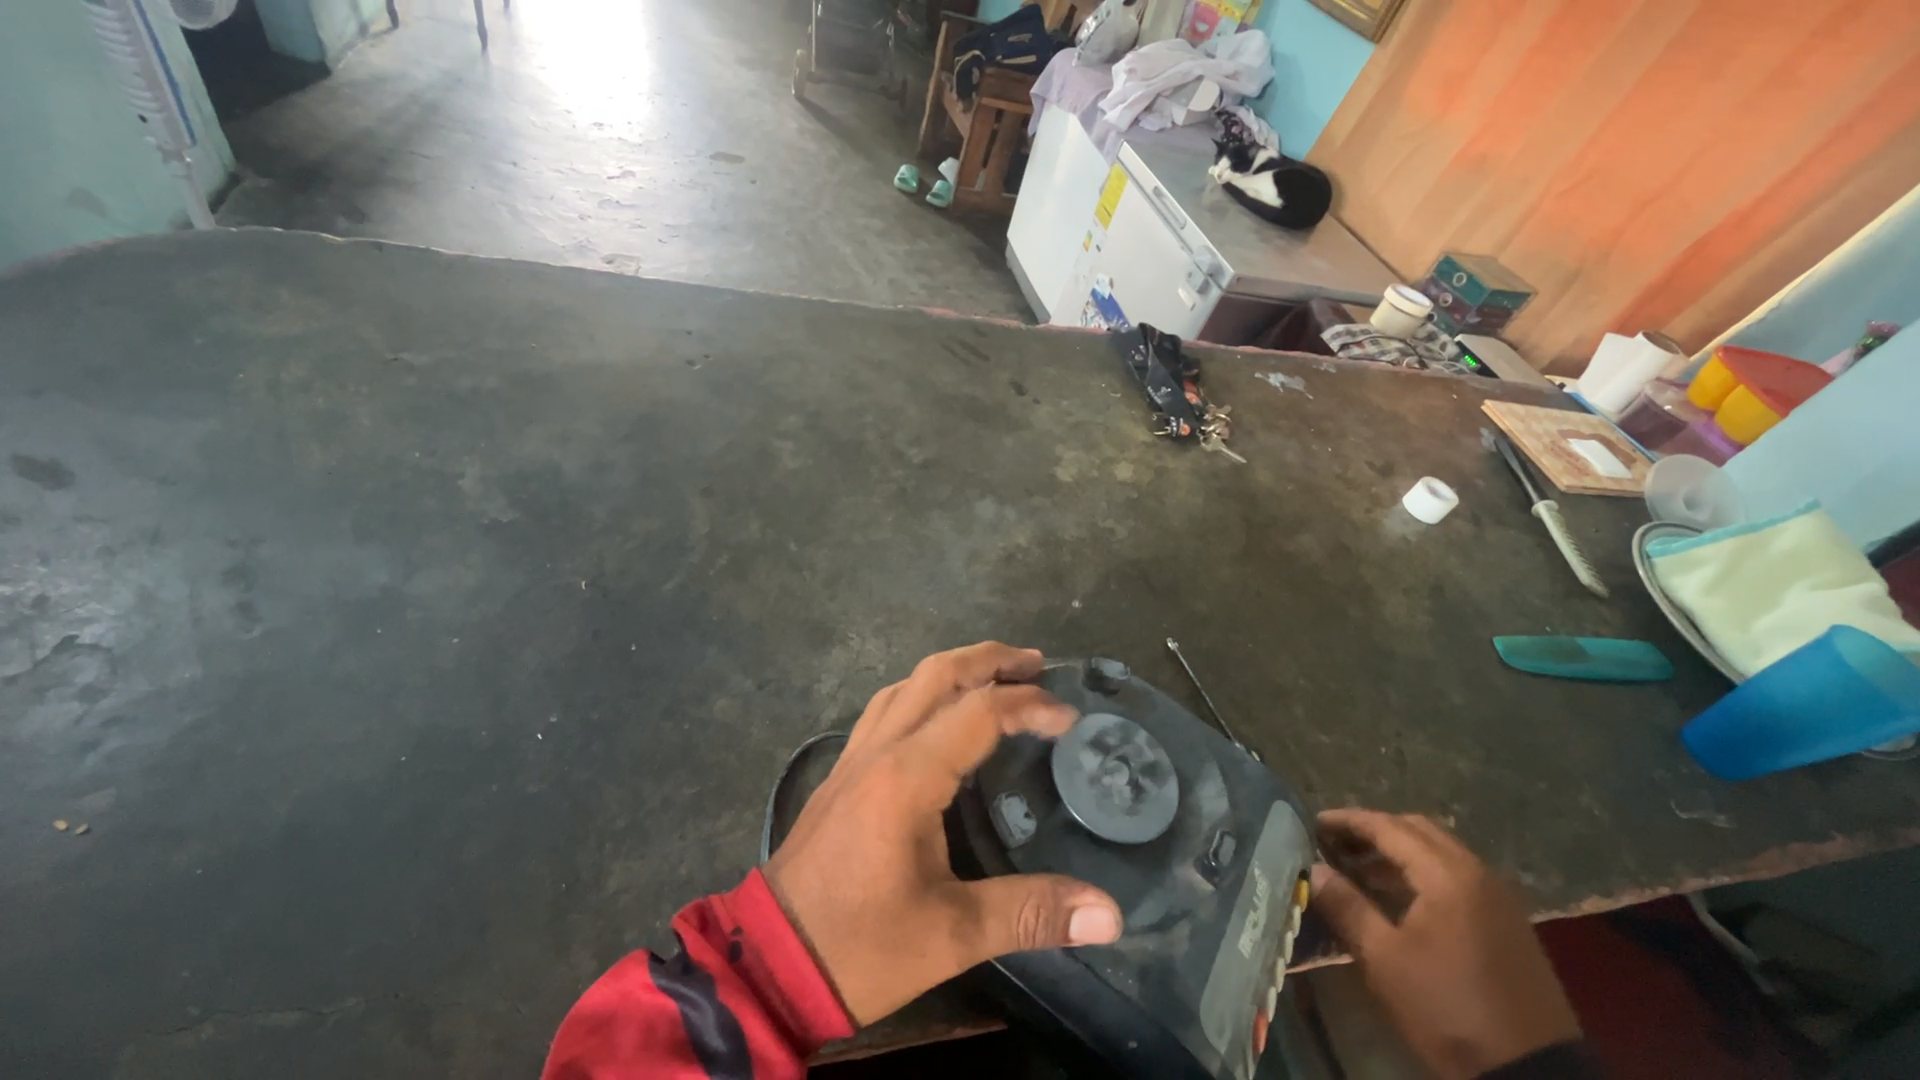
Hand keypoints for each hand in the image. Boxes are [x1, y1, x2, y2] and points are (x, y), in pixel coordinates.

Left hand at [763, 643, 1123, 1024]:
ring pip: (905, 687)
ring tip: (995, 678)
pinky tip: (937, 718)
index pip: (979, 712)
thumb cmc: (860, 946)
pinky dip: (922, 694)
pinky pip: (884, 711)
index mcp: (907, 776)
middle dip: (989, 659)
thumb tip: (1110, 914)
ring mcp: (852, 759)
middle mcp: (878, 751)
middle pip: (937, 676)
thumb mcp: (951, 936)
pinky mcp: (840, 776)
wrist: (766, 965)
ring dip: (953, 671)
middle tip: (1037, 664)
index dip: (1029, 705)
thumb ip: (1030, 913)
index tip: (1070, 720)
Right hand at [1310, 810, 1579, 1079]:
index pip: (1389, 828)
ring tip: (1357, 871)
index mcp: (1448, 875)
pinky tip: (1398, 899)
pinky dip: (1422, 874)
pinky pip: (1456, 878)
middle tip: (1335, 843)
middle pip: (1418, 831)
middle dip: (1374, 831)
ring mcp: (1498, 899)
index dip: (1349, 821)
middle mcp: (1477, 874)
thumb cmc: (1447, 1008)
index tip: (1314, 822)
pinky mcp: (1506, 924)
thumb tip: (1314, 869)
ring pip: (1440, 854)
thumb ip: (1347, 906)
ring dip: (1398, 853)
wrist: (1530, 1072)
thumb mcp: (1384, 959)